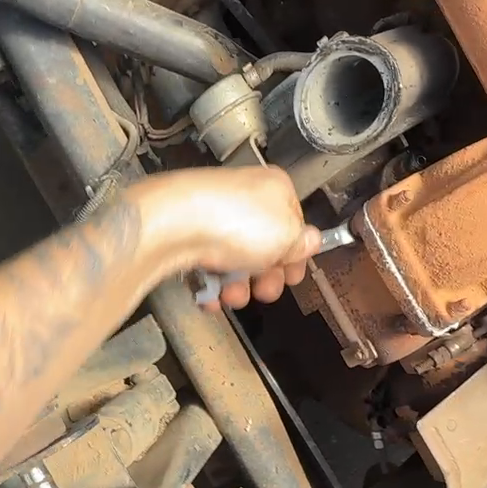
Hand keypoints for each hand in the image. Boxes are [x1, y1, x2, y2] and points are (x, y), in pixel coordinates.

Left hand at [126, 166, 318, 309]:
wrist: (174, 225)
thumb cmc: (233, 221)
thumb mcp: (287, 235)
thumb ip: (302, 242)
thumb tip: (312, 241)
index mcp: (274, 190)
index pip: (293, 224)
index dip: (295, 255)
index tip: (294, 276)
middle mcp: (243, 200)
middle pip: (264, 248)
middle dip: (266, 278)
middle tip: (264, 291)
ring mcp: (214, 219)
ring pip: (234, 263)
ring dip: (237, 289)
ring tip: (232, 296)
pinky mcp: (188, 238)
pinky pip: (206, 269)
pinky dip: (211, 288)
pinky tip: (211, 297)